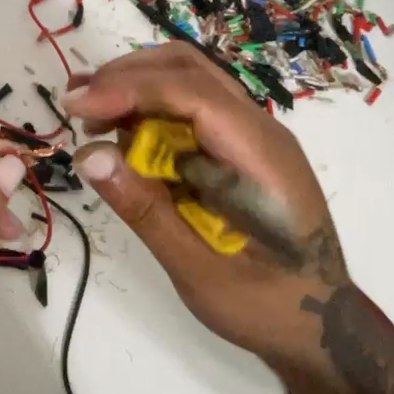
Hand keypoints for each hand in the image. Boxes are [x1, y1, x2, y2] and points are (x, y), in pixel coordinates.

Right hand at [64, 42, 343, 363]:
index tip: (75, 108)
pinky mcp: (236, 142)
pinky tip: (116, 127)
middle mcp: (260, 131)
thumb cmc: (263, 305)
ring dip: (131, 81)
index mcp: (260, 159)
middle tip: (74, 103)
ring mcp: (250, 133)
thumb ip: (145, 210)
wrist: (318, 325)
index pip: (192, 93)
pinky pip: (187, 99)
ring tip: (86, 111)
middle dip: (123, 76)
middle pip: (187, 68)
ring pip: (186, 74)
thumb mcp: (198, 271)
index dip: (128, 90)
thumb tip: (88, 156)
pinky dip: (144, 100)